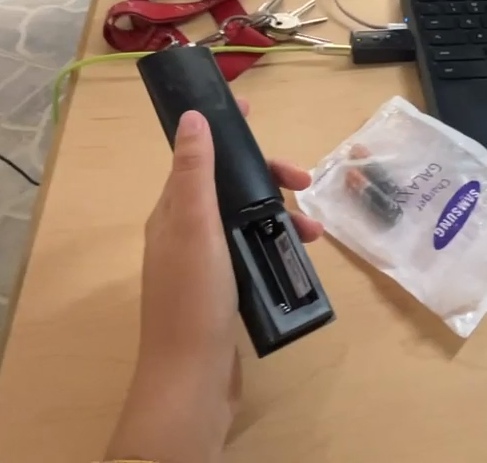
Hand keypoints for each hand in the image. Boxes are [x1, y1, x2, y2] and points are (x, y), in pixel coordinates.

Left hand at [105, 101, 320, 462]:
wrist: (191, 378)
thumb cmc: (194, 295)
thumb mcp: (195, 225)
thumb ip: (195, 171)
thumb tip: (191, 116)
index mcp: (174, 212)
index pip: (198, 156)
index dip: (222, 130)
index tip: (248, 107)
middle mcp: (186, 231)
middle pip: (230, 186)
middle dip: (268, 175)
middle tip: (304, 177)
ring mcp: (205, 261)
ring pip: (246, 217)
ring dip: (280, 211)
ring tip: (312, 227)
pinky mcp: (223, 286)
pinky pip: (254, 246)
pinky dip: (278, 240)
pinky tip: (301, 251)